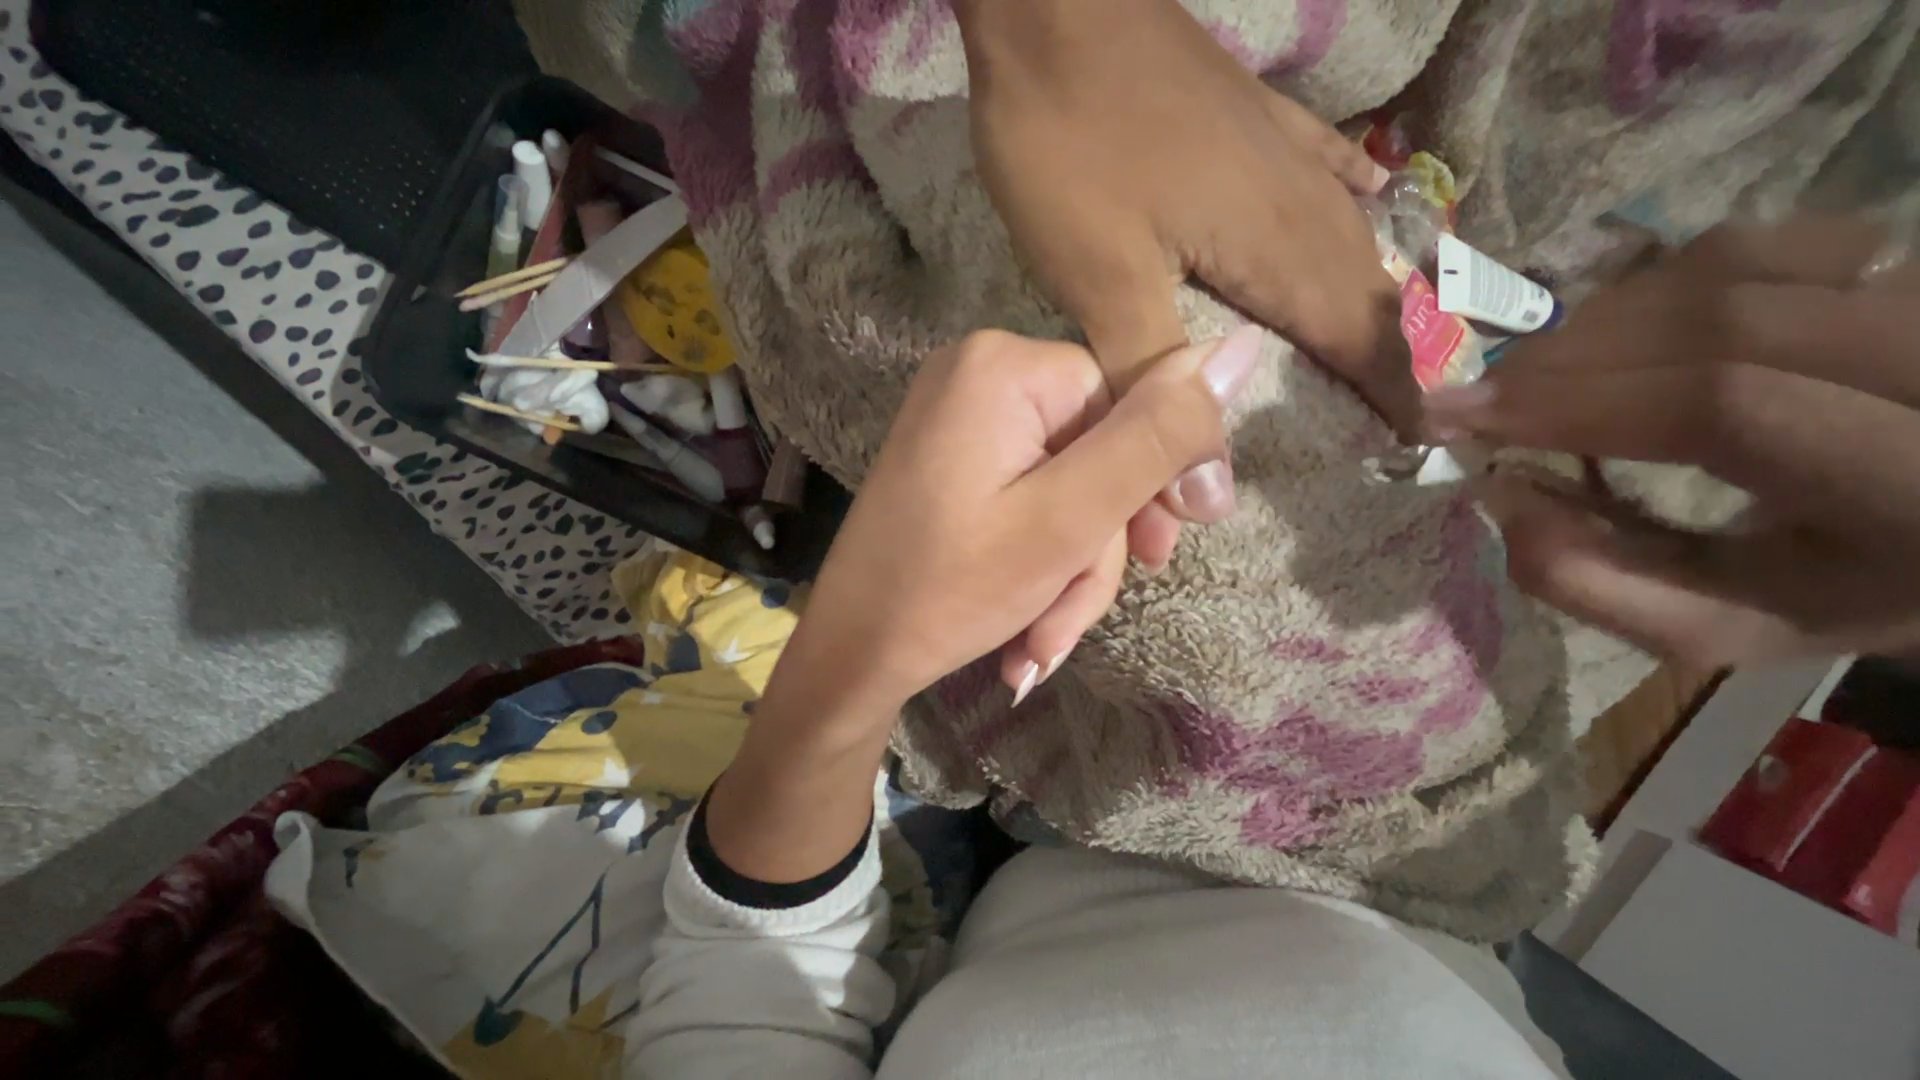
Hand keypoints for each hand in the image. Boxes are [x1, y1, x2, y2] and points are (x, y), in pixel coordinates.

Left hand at [709, 326, 1261, 882]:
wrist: (851, 656)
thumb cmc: (950, 590)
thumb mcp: (1070, 518)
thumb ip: (1157, 435)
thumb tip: (1241, 346)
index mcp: (1004, 364)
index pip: (1130, 401)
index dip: (1149, 484)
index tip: (1158, 558)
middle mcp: (978, 373)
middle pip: (1097, 452)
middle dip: (1095, 547)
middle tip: (1066, 622)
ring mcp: (960, 419)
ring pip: (1067, 488)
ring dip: (1067, 572)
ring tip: (1036, 645)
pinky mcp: (953, 461)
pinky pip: (1029, 500)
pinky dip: (1037, 563)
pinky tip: (1021, 629)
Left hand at [956, 0, 1413, 568]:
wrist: (1052, 2)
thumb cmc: (1071, 149)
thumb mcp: (1102, 283)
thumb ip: (1154, 385)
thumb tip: (1207, 495)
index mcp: (1277, 249)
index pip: (1358, 340)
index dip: (1389, 393)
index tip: (1420, 438)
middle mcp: (1301, 199)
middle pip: (1364, 291)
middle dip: (1384, 353)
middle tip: (1399, 405)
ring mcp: (1279, 147)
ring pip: (1347, 237)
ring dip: (1367, 292)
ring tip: (1380, 338)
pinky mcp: (1250, 115)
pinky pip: (1321, 170)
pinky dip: (1345, 203)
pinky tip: (1364, 205)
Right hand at [1424, 218, 1919, 666]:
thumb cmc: (1837, 592)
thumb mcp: (1717, 628)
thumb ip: (1594, 582)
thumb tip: (1499, 491)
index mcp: (1909, 490)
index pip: (1727, 408)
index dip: (1579, 400)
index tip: (1462, 414)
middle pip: (1722, 325)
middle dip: (1569, 358)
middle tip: (1479, 393)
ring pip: (1732, 271)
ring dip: (1600, 319)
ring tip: (1533, 371)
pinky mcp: (1906, 268)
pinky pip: (1759, 244)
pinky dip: (1655, 282)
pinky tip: (1612, 331)